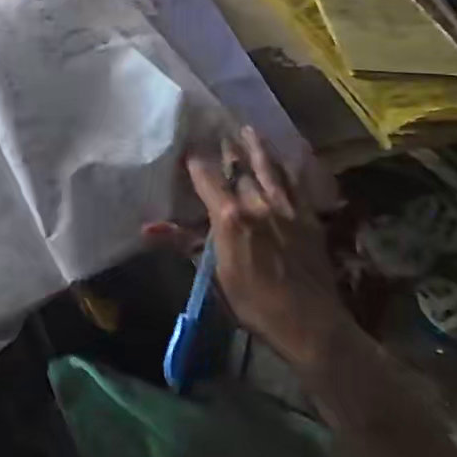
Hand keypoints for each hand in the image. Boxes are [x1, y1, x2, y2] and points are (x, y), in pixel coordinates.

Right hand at [150, 127, 353, 372]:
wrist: (312, 326)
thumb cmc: (252, 302)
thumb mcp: (211, 273)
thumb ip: (182, 242)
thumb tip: (145, 229)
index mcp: (229, 216)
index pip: (205, 176)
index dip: (193, 160)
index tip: (183, 147)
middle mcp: (257, 204)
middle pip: (238, 168)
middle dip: (225, 149)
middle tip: (216, 130)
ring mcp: (287, 209)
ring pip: (270, 169)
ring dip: (257, 148)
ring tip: (248, 129)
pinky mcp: (309, 220)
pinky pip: (297, 185)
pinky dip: (289, 169)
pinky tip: (288, 159)